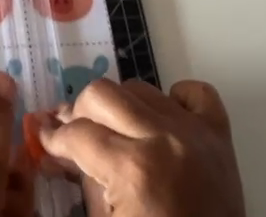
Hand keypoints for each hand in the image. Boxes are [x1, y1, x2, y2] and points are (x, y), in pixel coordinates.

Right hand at [35, 78, 243, 216]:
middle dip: (81, 115)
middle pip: (101, 94)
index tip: (45, 139)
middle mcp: (163, 139)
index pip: (77, 133)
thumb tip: (55, 149)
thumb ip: (82, 178)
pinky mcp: (220, 136)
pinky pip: (195, 92)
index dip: (54, 138)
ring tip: (116, 132)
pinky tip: (161, 121)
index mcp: (133, 170)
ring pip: (139, 88)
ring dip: (120, 107)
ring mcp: (194, 133)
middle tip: (77, 137)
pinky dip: (174, 99)